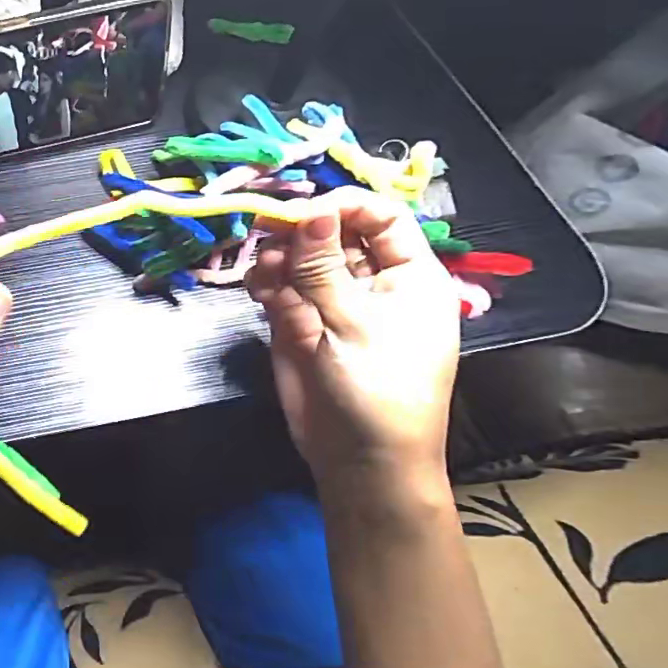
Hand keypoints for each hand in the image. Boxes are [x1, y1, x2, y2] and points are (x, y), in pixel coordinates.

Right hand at [245, 189, 460, 492]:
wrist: (358, 460)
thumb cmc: (375, 390)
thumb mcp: (352, 324)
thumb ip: (323, 267)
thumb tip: (313, 211)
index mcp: (409, 276)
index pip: (381, 217)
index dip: (343, 207)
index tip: (301, 213)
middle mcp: (370, 282)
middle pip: (333, 234)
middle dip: (301, 233)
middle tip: (267, 234)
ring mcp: (332, 302)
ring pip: (300, 260)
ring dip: (278, 260)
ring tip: (264, 275)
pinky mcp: (300, 323)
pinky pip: (279, 289)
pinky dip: (266, 284)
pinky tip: (259, 291)